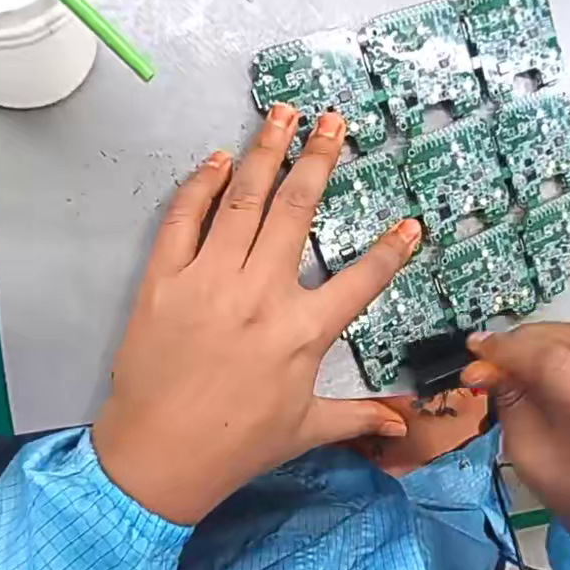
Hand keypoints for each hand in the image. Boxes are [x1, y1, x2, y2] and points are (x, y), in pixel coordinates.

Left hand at [92, 104, 422, 523]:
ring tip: (282, 113)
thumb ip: (357, 417)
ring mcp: (210, 282)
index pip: (362, 281)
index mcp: (304, 333)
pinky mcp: (164, 281)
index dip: (391, 252)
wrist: (160, 456)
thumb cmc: (236, 447)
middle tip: (332, 120)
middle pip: (297, 212)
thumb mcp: (304, 430)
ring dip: (266, 152)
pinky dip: (200, 186)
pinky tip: (218, 161)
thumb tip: (402, 425)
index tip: (409, 225)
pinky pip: (183, 220)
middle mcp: (262, 295)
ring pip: (244, 202)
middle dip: (319, 159)